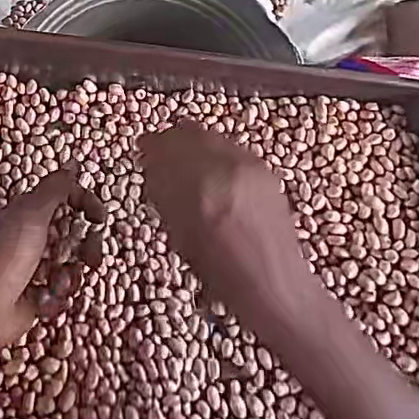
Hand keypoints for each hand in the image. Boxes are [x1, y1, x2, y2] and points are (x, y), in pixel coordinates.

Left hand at [0, 170, 106, 363]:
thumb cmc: (1, 258)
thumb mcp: (31, 215)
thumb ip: (55, 189)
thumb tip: (73, 164)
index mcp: (31, 213)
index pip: (67, 199)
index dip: (86, 205)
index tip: (99, 217)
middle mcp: (35, 238)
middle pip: (77, 235)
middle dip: (87, 248)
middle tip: (89, 258)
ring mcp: (36, 269)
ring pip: (73, 266)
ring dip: (70, 277)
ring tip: (56, 284)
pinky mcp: (37, 298)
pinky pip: (62, 295)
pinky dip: (55, 299)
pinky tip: (42, 301)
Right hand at [138, 122, 308, 314]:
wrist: (275, 285)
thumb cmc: (224, 275)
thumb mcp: (182, 237)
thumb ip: (166, 196)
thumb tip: (153, 168)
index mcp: (201, 189)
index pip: (166, 147)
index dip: (150, 146)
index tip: (143, 148)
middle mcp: (228, 168)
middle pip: (189, 132)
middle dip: (171, 141)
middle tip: (159, 152)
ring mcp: (250, 166)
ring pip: (211, 136)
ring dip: (193, 143)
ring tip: (184, 162)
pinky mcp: (265, 169)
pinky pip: (230, 148)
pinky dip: (215, 153)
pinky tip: (211, 171)